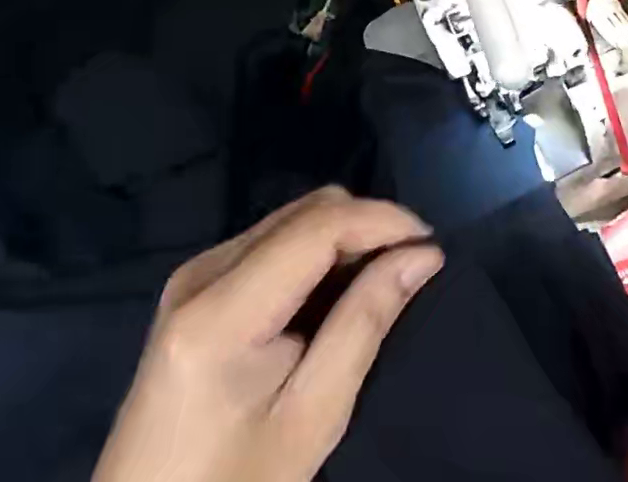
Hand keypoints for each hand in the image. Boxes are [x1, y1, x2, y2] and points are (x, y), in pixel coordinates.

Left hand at [93, 187, 443, 481]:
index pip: (316, 227)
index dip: (381, 220)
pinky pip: (273, 240)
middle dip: (366, 226)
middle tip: (409, 267)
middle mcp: (202, 271)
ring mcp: (194, 274)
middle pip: (304, 212)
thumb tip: (423, 255)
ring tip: (379, 278)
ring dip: (344, 236)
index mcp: (220, 310)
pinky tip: (334, 290)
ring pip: (292, 219)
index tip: (433, 244)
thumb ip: (365, 322)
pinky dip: (316, 251)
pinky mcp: (196, 284)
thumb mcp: (312, 416)